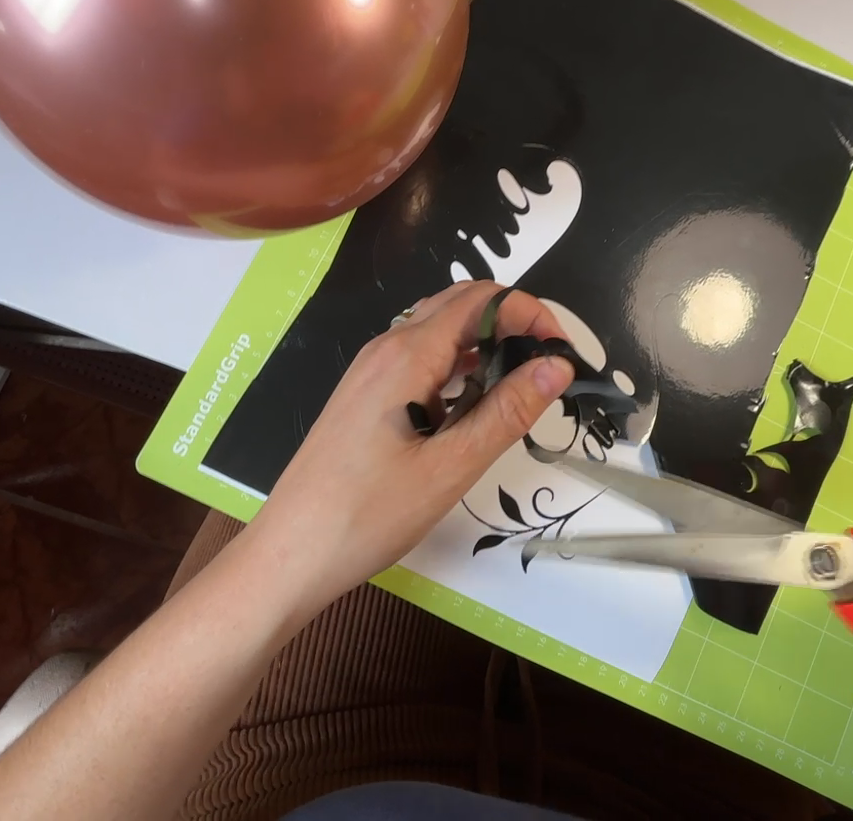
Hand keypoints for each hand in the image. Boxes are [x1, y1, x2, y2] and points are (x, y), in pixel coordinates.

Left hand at [245, 281, 573, 612]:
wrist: (290, 552)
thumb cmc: (370, 513)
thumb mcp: (450, 467)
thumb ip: (507, 411)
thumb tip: (558, 365)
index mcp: (407, 354)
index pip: (480, 300)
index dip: (529, 312)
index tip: (562, 351)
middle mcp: (387, 347)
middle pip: (459, 303)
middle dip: (511, 321)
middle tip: (546, 365)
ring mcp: (371, 369)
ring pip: (439, 330)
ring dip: (484, 342)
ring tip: (519, 385)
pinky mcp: (366, 393)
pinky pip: (421, 357)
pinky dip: (458, 364)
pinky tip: (473, 403)